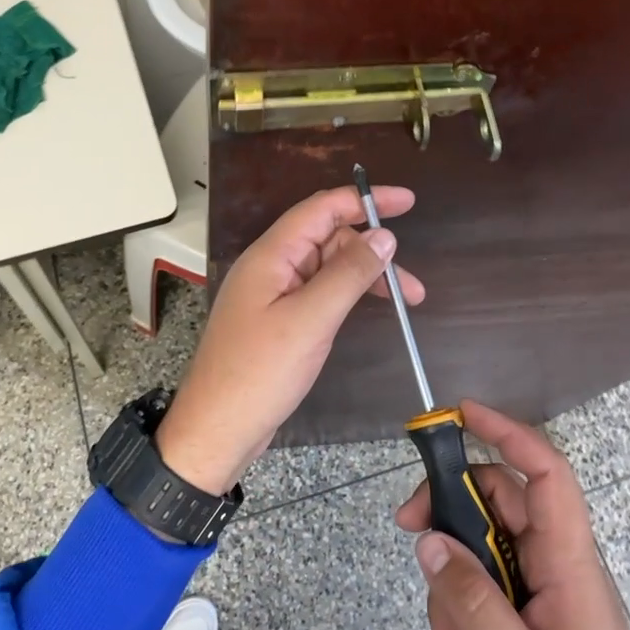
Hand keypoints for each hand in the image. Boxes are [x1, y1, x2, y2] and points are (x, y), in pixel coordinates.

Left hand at [155, 184, 424, 494]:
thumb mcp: (310, 321)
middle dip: (373, 250)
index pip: (322, 209)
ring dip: (366, 276)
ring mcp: (273, 295)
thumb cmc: (259, 373)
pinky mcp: (278, 321)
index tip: (407, 201)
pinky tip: (368, 308)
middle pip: (328, 238)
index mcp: (271, 256)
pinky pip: (319, 293)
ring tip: (408, 300)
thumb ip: (348, 274)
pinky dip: (348, 296)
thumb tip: (383, 236)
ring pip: (327, 267)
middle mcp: (271, 267)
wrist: (217, 430)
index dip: (365, 200)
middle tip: (413, 284)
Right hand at [395, 401, 629, 629]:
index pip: (548, 476)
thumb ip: (474, 607)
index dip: (509, 434)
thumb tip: (430, 540)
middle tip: (407, 530)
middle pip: (501, 503)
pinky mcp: (534, 615)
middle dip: (450, 512)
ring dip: (451, 576)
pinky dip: (460, 605)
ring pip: (485, 546)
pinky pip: (487, 584)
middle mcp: (560, 567)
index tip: (461, 413)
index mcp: (572, 569)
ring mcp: (547, 591)